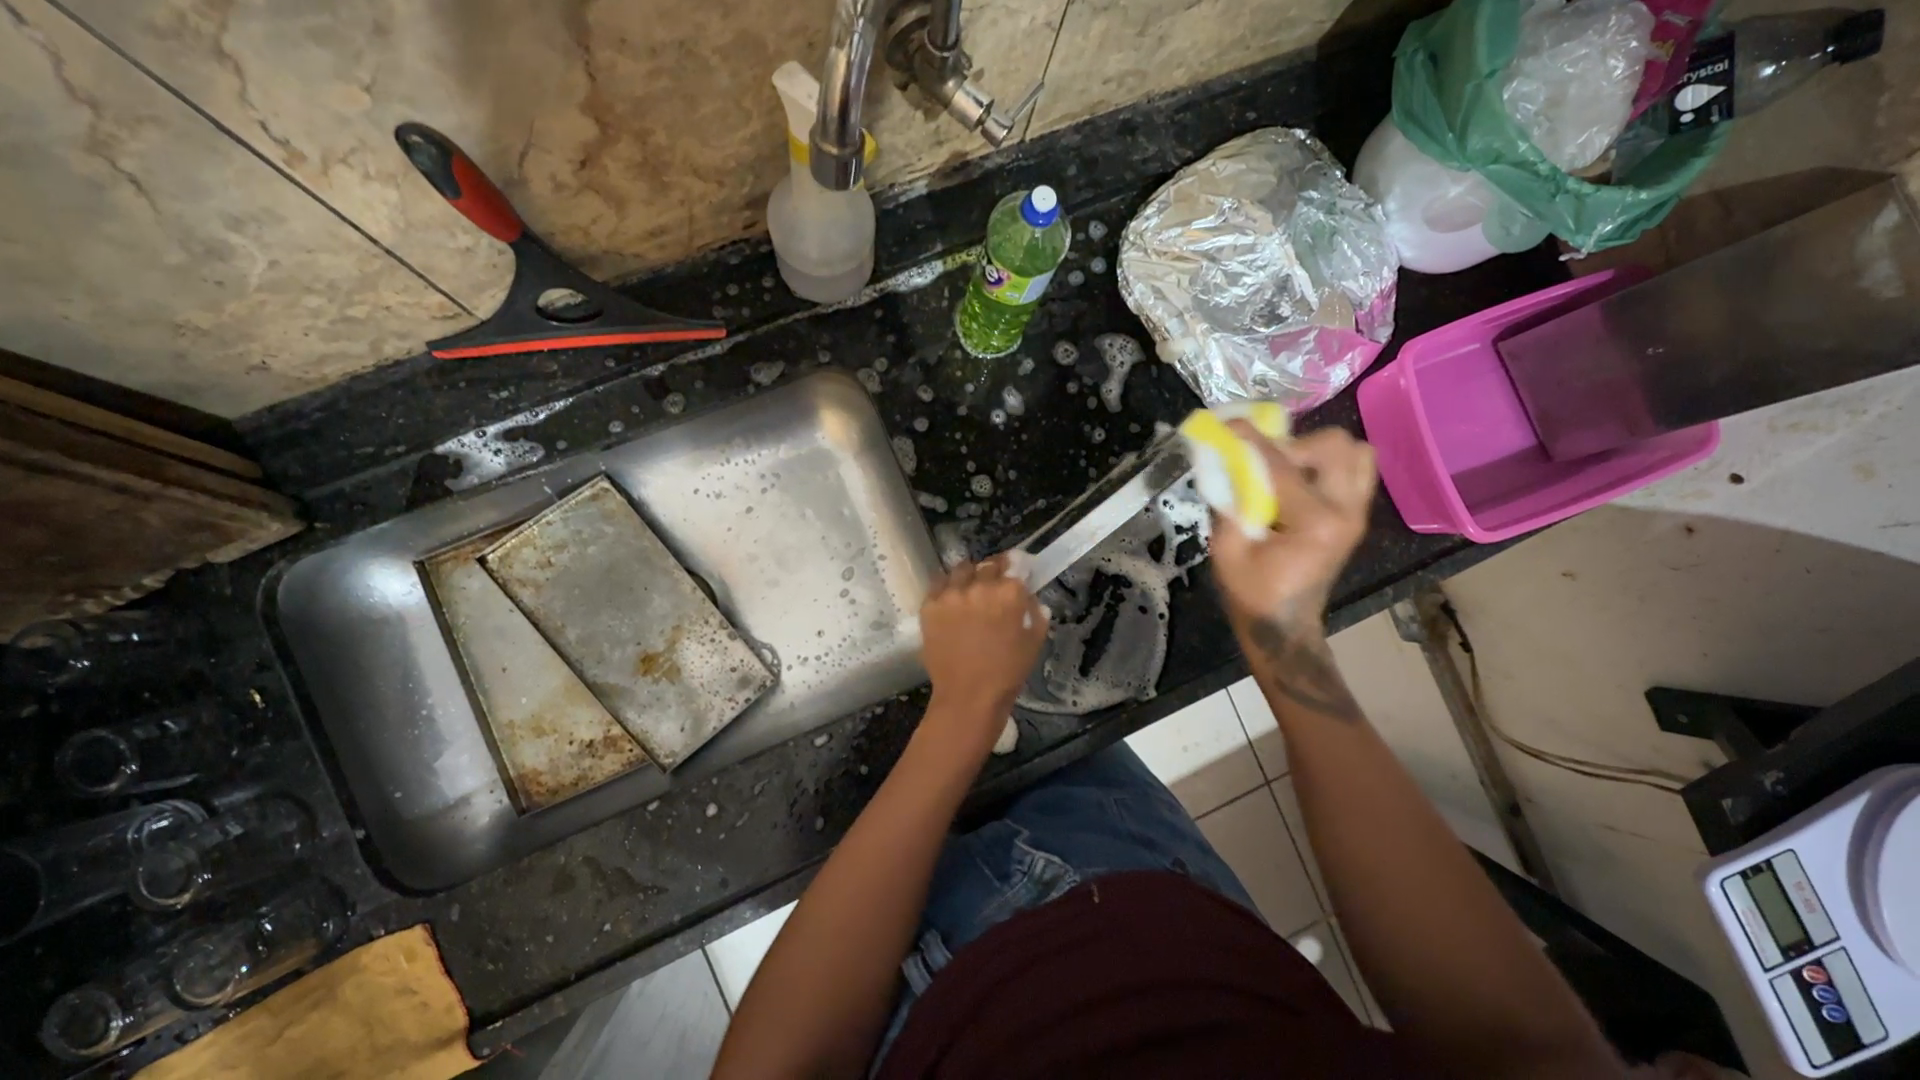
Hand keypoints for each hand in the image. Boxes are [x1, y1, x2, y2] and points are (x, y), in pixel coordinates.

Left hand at [919, 553, 1047, 719]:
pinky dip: (948, 588)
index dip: (1016, 567)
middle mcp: (979, 585)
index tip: (1015, 572)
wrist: (968, 696)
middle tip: (993, 588)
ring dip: (969, 577)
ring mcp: (951, 594)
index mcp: (1009, 592)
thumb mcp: (1035, 640)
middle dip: (993, 573)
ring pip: (961, 570)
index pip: (1014, 563)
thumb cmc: (1008, 672)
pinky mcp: (929, 605)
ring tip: (970, 592)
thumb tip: (1028, 594)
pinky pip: (939, 584)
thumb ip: (1035, 610)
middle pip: (987, 565)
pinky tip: (952, 601)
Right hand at [1209, 425, 1376, 638]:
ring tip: (1288, 469)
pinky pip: (1357, 469)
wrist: (1284, 625)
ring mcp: (1358, 512)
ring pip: (1355, 451)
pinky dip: (1330, 463)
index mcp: (1314, 522)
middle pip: (1334, 444)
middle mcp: (1345, 511)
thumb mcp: (1227, 548)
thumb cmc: (1252, 592)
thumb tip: (1224, 458)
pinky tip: (1302, 478)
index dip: (1249, 439)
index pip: (1282, 464)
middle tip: (1266, 463)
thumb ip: (1228, 500)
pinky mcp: (1357, 513)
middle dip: (1293, 445)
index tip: (1227, 425)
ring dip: (1317, 451)